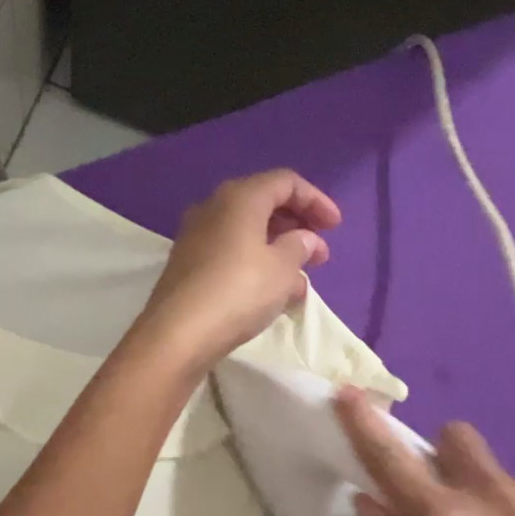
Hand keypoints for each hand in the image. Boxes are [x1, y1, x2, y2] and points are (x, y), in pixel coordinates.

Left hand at [136, 170, 340, 368]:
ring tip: (300, 281)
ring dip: (278, 249)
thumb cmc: (239, 291)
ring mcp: (196, 236)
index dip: (316, 200)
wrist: (178, 333)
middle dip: (297, 225)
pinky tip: (272, 294)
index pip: (285, 182)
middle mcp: (213, 207)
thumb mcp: (282, 269)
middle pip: (264, 203)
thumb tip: (303, 238)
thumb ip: (299, 246)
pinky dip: (256, 263)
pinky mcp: (188, 264)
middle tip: (320, 253)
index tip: (336, 227)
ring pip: (247, 231)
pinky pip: (231, 252)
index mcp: (239, 197)